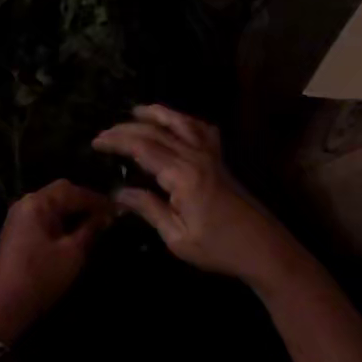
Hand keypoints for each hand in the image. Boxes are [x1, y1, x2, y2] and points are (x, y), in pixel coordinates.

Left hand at [0, 180, 113, 341]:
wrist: (2, 307)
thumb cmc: (40, 278)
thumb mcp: (72, 254)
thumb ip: (91, 229)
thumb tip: (107, 215)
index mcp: (37, 203)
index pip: (72, 190)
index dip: (97, 198)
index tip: (119, 208)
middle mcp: (26, 203)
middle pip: (60, 193)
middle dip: (85, 202)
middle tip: (109, 214)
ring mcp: (19, 217)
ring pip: (52, 206)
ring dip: (74, 212)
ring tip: (98, 223)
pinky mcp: (18, 232)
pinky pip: (45, 218)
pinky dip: (62, 222)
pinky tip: (77, 232)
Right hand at [93, 105, 295, 283]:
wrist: (266, 250)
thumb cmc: (219, 249)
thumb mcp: (177, 237)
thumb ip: (148, 209)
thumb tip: (118, 193)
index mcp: (183, 175)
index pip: (142, 148)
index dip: (117, 141)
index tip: (96, 142)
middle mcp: (196, 157)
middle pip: (157, 132)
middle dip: (127, 128)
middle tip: (105, 133)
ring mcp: (212, 156)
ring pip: (182, 122)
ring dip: (157, 114)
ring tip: (136, 111)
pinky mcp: (222, 161)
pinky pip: (203, 130)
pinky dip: (186, 121)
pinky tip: (178, 123)